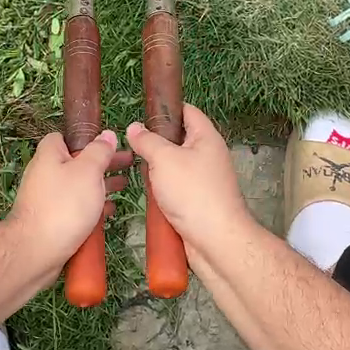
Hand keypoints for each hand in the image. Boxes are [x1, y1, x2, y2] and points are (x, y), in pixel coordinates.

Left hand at [5, 130, 131, 272]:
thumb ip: (100, 151)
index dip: (87, 139)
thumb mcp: (88, 171)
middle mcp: (45, 173)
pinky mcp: (50, 219)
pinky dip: (91, 206)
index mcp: (50, 154)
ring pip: (78, 186)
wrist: (36, 251)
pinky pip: (74, 207)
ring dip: (100, 185)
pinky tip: (108, 211)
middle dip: (102, 163)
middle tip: (127, 164)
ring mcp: (46, 198)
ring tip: (123, 185)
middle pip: (76, 162)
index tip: (108, 145)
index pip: (65, 137)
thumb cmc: (64, 205)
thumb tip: (108, 135)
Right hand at [124, 105, 255, 262]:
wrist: (215, 241)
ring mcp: (203, 179)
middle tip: (133, 145)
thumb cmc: (192, 192)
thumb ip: (147, 141)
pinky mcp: (197, 200)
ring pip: (174, 165)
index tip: (141, 112)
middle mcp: (208, 154)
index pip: (186, 111)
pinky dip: (162, 189)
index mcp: (206, 137)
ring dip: (156, 169)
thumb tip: (134, 128)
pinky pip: (175, 187)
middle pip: (178, 138)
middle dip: (155, 141)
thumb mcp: (164, 159)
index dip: (165, 108)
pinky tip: (147, 193)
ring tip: (136, 168)